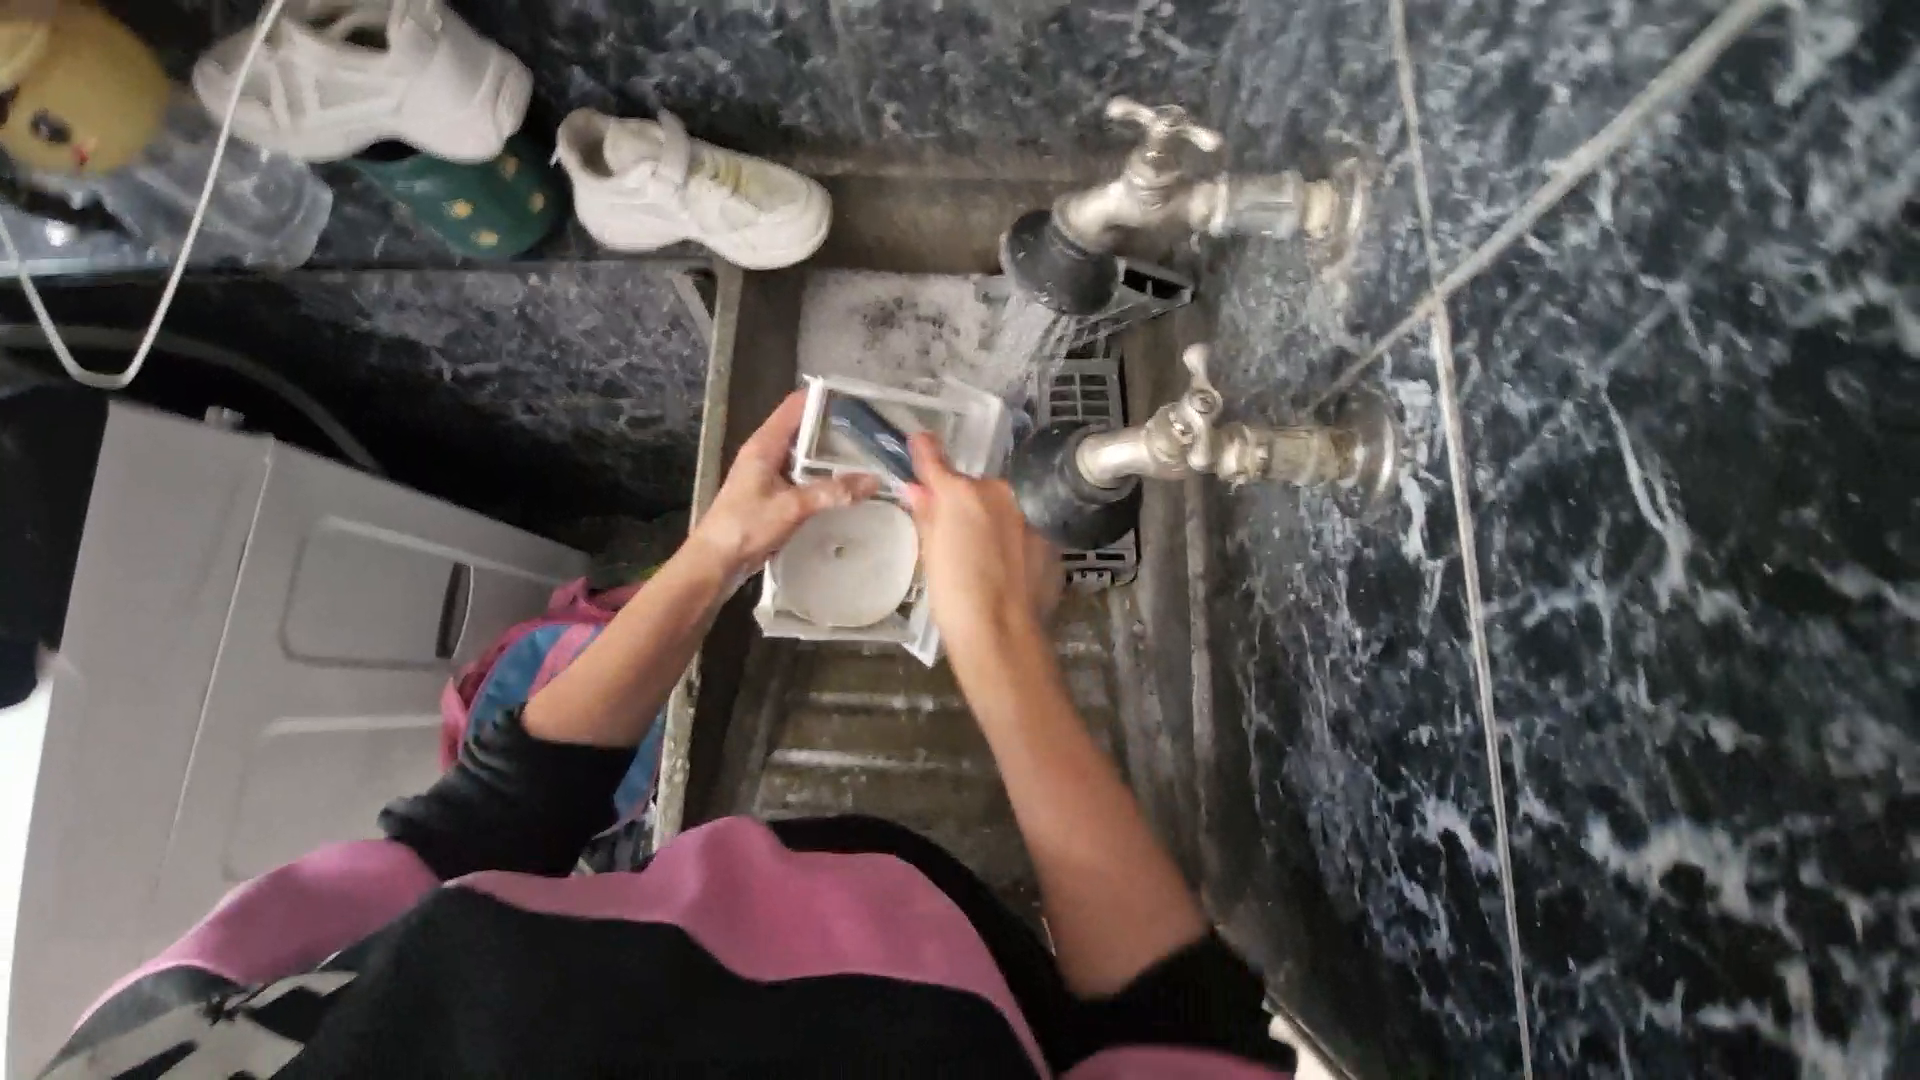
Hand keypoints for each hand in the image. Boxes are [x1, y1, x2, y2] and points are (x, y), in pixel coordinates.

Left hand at [688, 390, 878, 574]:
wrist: (715, 562)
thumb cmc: (745, 527)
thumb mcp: (791, 507)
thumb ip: (831, 493)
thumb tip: (873, 481)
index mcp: (764, 445)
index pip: (796, 406)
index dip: (823, 398)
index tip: (857, 399)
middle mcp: (766, 453)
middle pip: (804, 429)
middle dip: (835, 428)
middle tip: (872, 432)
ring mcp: (769, 475)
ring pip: (805, 455)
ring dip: (831, 456)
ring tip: (867, 456)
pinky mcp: (774, 495)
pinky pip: (803, 478)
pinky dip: (823, 478)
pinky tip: (846, 488)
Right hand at [902, 433, 1059, 650]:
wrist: (1003, 633)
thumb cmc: (955, 595)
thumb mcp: (932, 553)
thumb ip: (927, 514)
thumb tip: (917, 489)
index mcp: (964, 493)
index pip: (938, 464)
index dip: (926, 453)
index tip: (920, 439)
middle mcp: (1002, 493)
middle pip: (978, 490)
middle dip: (967, 504)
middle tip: (957, 537)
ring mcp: (1032, 514)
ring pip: (1007, 508)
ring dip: (995, 521)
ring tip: (986, 559)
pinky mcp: (1053, 538)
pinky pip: (1028, 530)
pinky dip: (1017, 541)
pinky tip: (1009, 570)